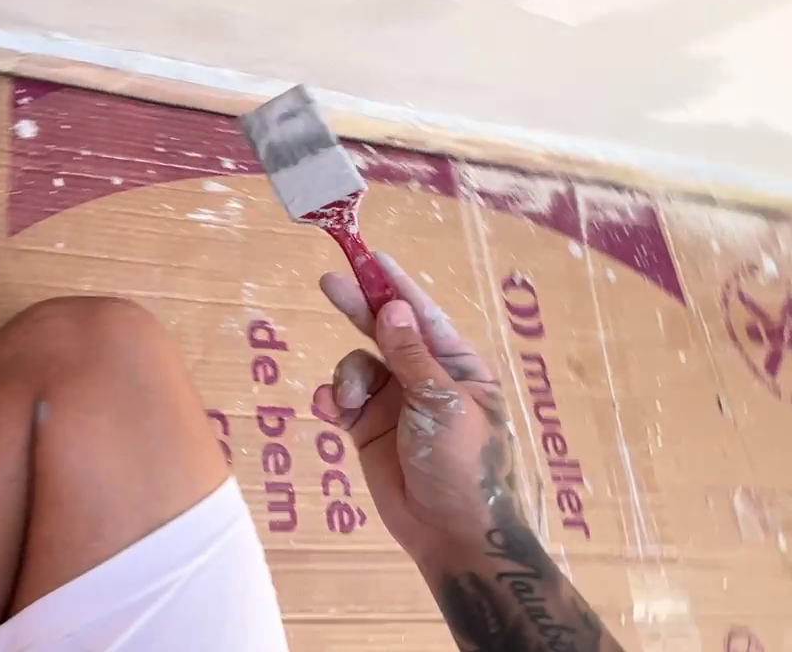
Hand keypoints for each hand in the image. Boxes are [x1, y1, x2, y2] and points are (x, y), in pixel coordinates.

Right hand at [310, 254, 512, 567]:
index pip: (422, 316)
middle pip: (382, 329)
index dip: (396, 285)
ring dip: (346, 378)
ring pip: (354, 363)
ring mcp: (392, 400)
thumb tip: (394, 308)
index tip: (371, 257)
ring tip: (349, 404)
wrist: (450, 533)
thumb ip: (412, 356)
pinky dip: (332, 399)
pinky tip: (333, 413)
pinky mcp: (366, 425)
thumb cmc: (463, 467)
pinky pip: (339, 395)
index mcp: (456, 367)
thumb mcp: (442, 405)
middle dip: (356, 307)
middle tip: (328, 282)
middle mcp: (422, 376)